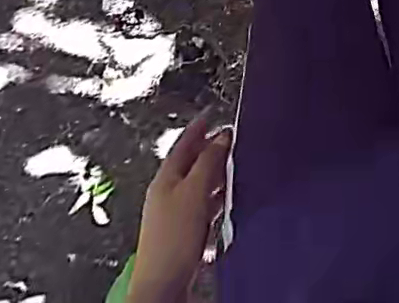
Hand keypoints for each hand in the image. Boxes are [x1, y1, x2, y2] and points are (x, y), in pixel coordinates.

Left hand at [127, 116, 231, 302]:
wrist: (163, 288)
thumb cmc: (175, 238)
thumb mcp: (195, 191)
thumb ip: (209, 161)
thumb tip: (222, 136)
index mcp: (166, 178)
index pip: (184, 143)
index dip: (199, 127)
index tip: (211, 113)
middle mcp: (168, 192)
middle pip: (191, 162)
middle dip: (210, 149)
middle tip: (230, 137)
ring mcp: (175, 213)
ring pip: (198, 184)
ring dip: (216, 173)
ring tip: (235, 164)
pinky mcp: (184, 232)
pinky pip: (202, 205)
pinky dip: (215, 197)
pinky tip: (227, 199)